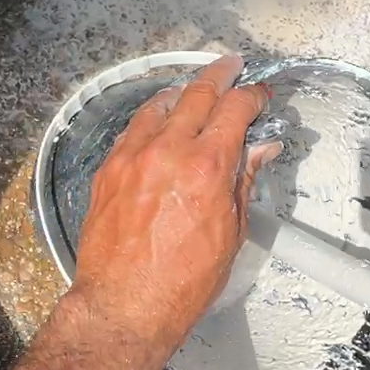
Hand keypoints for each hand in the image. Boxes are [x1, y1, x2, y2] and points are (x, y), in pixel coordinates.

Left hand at [71, 55, 277, 348]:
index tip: (260, 95)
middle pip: (199, 92)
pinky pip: (134, 126)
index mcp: (207, 166)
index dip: (254, 95)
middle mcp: (168, 150)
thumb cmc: (183, 281)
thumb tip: (260, 149)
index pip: (236, 108)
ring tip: (197, 89)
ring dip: (184, 91)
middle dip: (221, 74)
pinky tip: (161, 118)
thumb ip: (243, 179)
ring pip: (161, 102)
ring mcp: (133, 155)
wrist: (124, 304)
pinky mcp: (109, 167)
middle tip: (233, 65)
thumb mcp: (231, 232)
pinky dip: (153, 114)